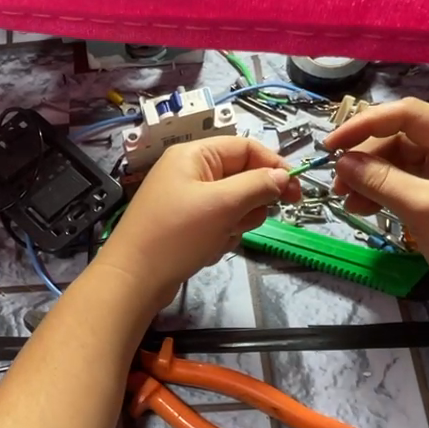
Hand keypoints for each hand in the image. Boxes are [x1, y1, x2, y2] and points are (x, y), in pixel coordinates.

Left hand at [95, 137, 299, 306]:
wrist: (134, 279)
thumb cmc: (176, 235)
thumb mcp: (223, 205)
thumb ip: (258, 185)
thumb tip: (283, 176)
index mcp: (194, 155)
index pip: (245, 148)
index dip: (273, 166)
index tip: (295, 192)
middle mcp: (190, 173)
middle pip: (242, 178)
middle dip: (250, 202)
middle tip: (245, 220)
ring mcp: (187, 201)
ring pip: (234, 206)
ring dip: (235, 224)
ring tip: (218, 238)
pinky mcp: (186, 227)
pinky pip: (219, 225)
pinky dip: (220, 238)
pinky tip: (206, 251)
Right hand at [325, 98, 428, 323]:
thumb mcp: (424, 209)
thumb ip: (381, 181)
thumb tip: (342, 161)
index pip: (407, 115)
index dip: (364, 125)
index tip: (329, 146)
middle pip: (400, 137)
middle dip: (365, 158)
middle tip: (337, 185)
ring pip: (398, 162)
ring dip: (369, 178)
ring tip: (348, 203)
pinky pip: (404, 183)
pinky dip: (381, 193)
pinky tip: (363, 208)